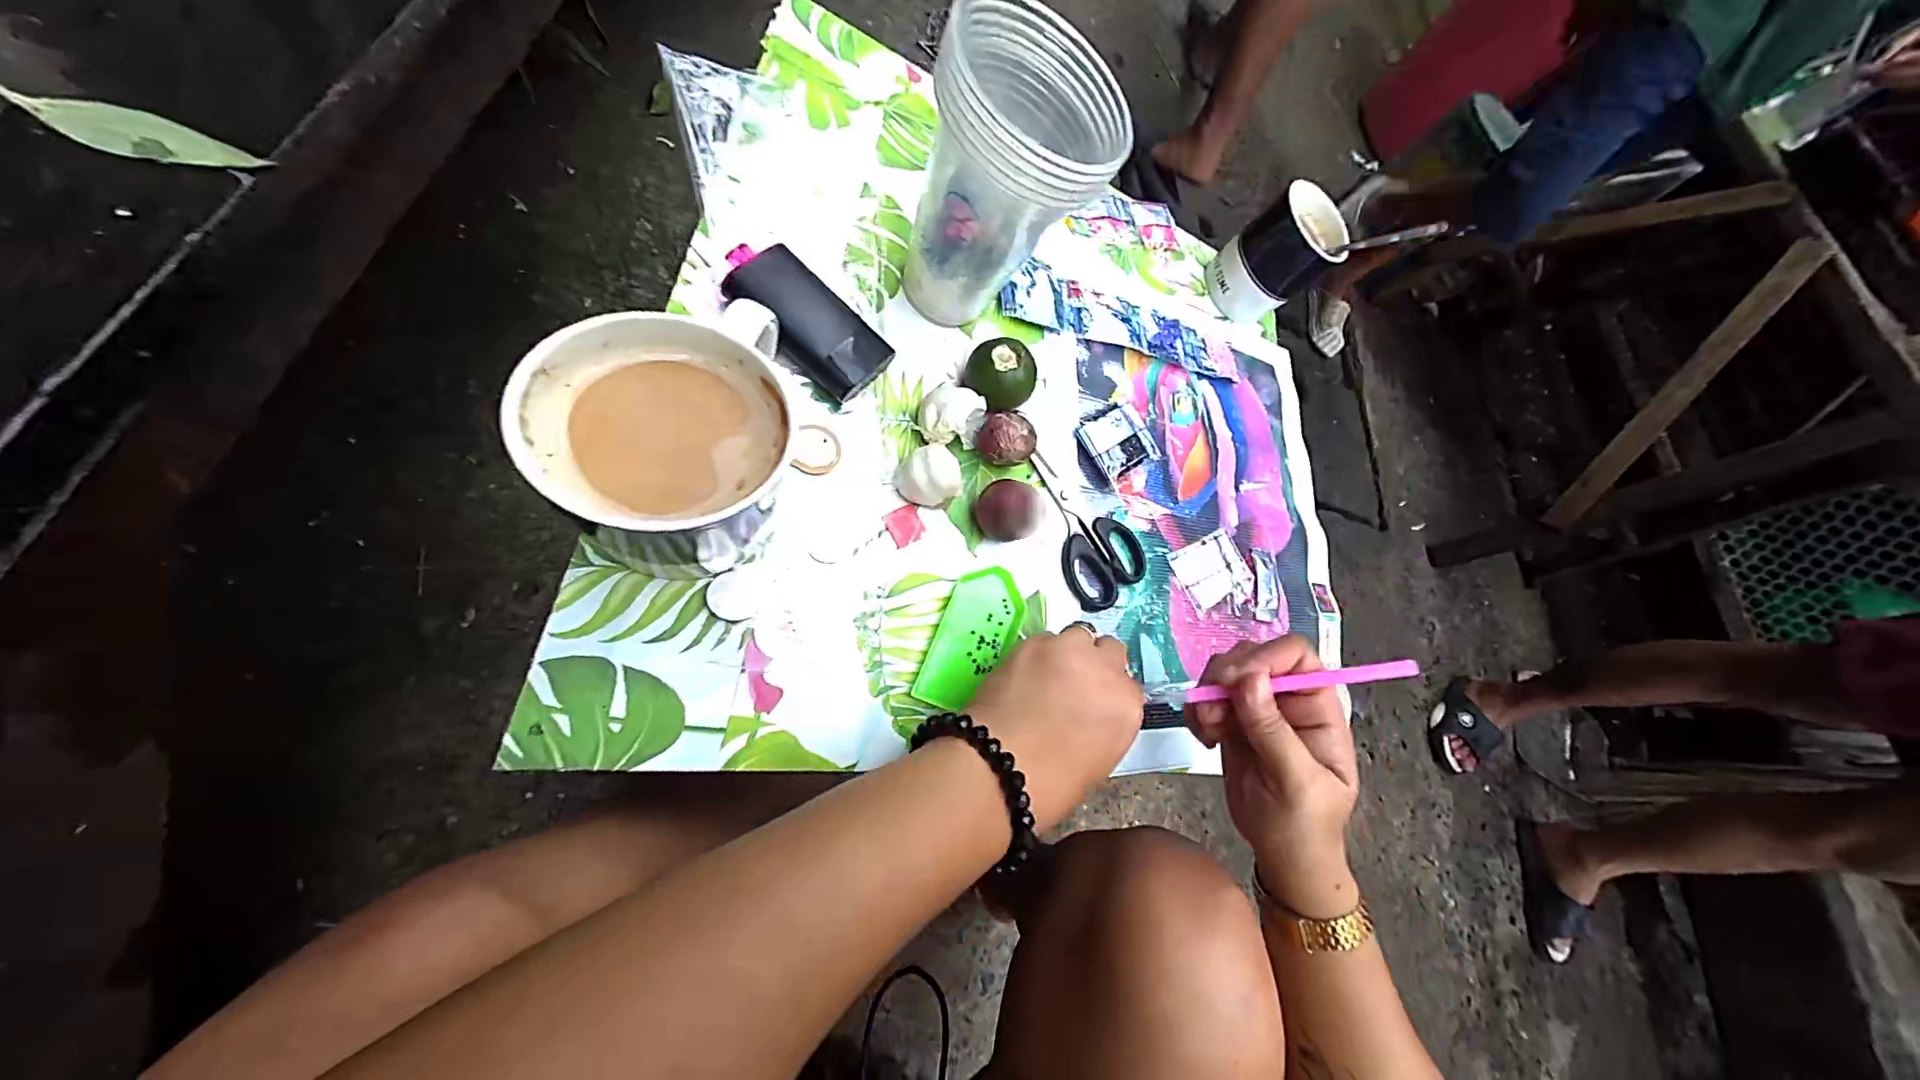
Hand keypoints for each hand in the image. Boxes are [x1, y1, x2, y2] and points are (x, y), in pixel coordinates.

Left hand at [968, 627, 1141, 830]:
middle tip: (1072, 682)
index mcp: (1126, 705)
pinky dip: (1036, 655)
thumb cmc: (1052, 782)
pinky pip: (1042, 640)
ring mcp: (1067, 650)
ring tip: (1044, 676)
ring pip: (1075, 636)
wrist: (1000, 765)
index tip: (1093, 700)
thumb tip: (1091, 709)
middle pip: (1108, 648)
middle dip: (1093, 661)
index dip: (1107, 690)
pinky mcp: (1032, 643)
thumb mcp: (1099, 757)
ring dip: (1065, 653)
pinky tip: (1021, 676)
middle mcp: (1102, 669)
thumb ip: (1105, 722)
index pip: (1127, 684)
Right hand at [1185, 636, 1359, 917]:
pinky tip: (1203, 738)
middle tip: (1210, 708)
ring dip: (1207, 695)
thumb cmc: (1305, 825)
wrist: (1283, 856)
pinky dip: (1197, 711)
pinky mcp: (1232, 723)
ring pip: (1225, 674)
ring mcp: (1258, 710)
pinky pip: (1207, 698)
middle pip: (1252, 656)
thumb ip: (1272, 729)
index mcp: (1318, 706)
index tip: (1235, 681)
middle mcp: (1287, 700)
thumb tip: (1249, 679)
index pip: (1295, 654)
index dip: (1265, 657)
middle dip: (1226, 676)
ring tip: (1207, 730)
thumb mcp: (1296, 781)